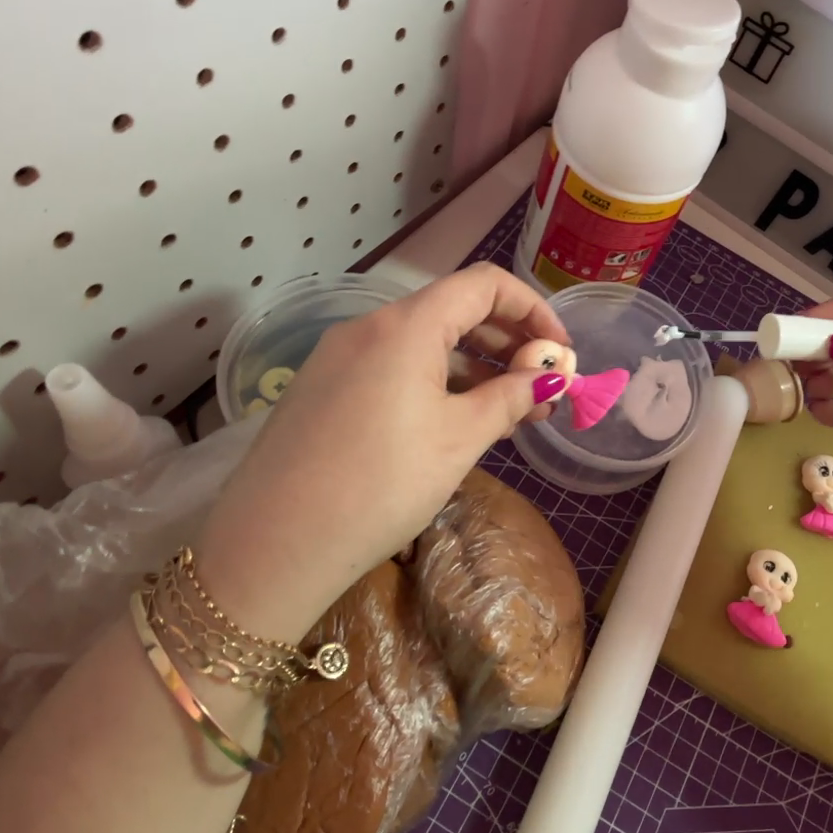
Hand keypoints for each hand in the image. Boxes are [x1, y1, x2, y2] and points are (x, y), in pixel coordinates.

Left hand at [196, 264, 568, 633]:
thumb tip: (551, 376)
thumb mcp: (460, 439)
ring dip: (475, 369)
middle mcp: (369, 326)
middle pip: (455, 311)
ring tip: (511, 415)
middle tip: (544, 392)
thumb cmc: (381, 485)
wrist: (272, 547)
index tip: (561, 353)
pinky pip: (395, 368)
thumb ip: (511, 397)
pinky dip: (437, 384)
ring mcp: (340, 357)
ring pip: (425, 343)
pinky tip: (458, 423)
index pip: (485, 285)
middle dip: (508, 345)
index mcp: (405, 325)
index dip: (534, 310)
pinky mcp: (325, 388)